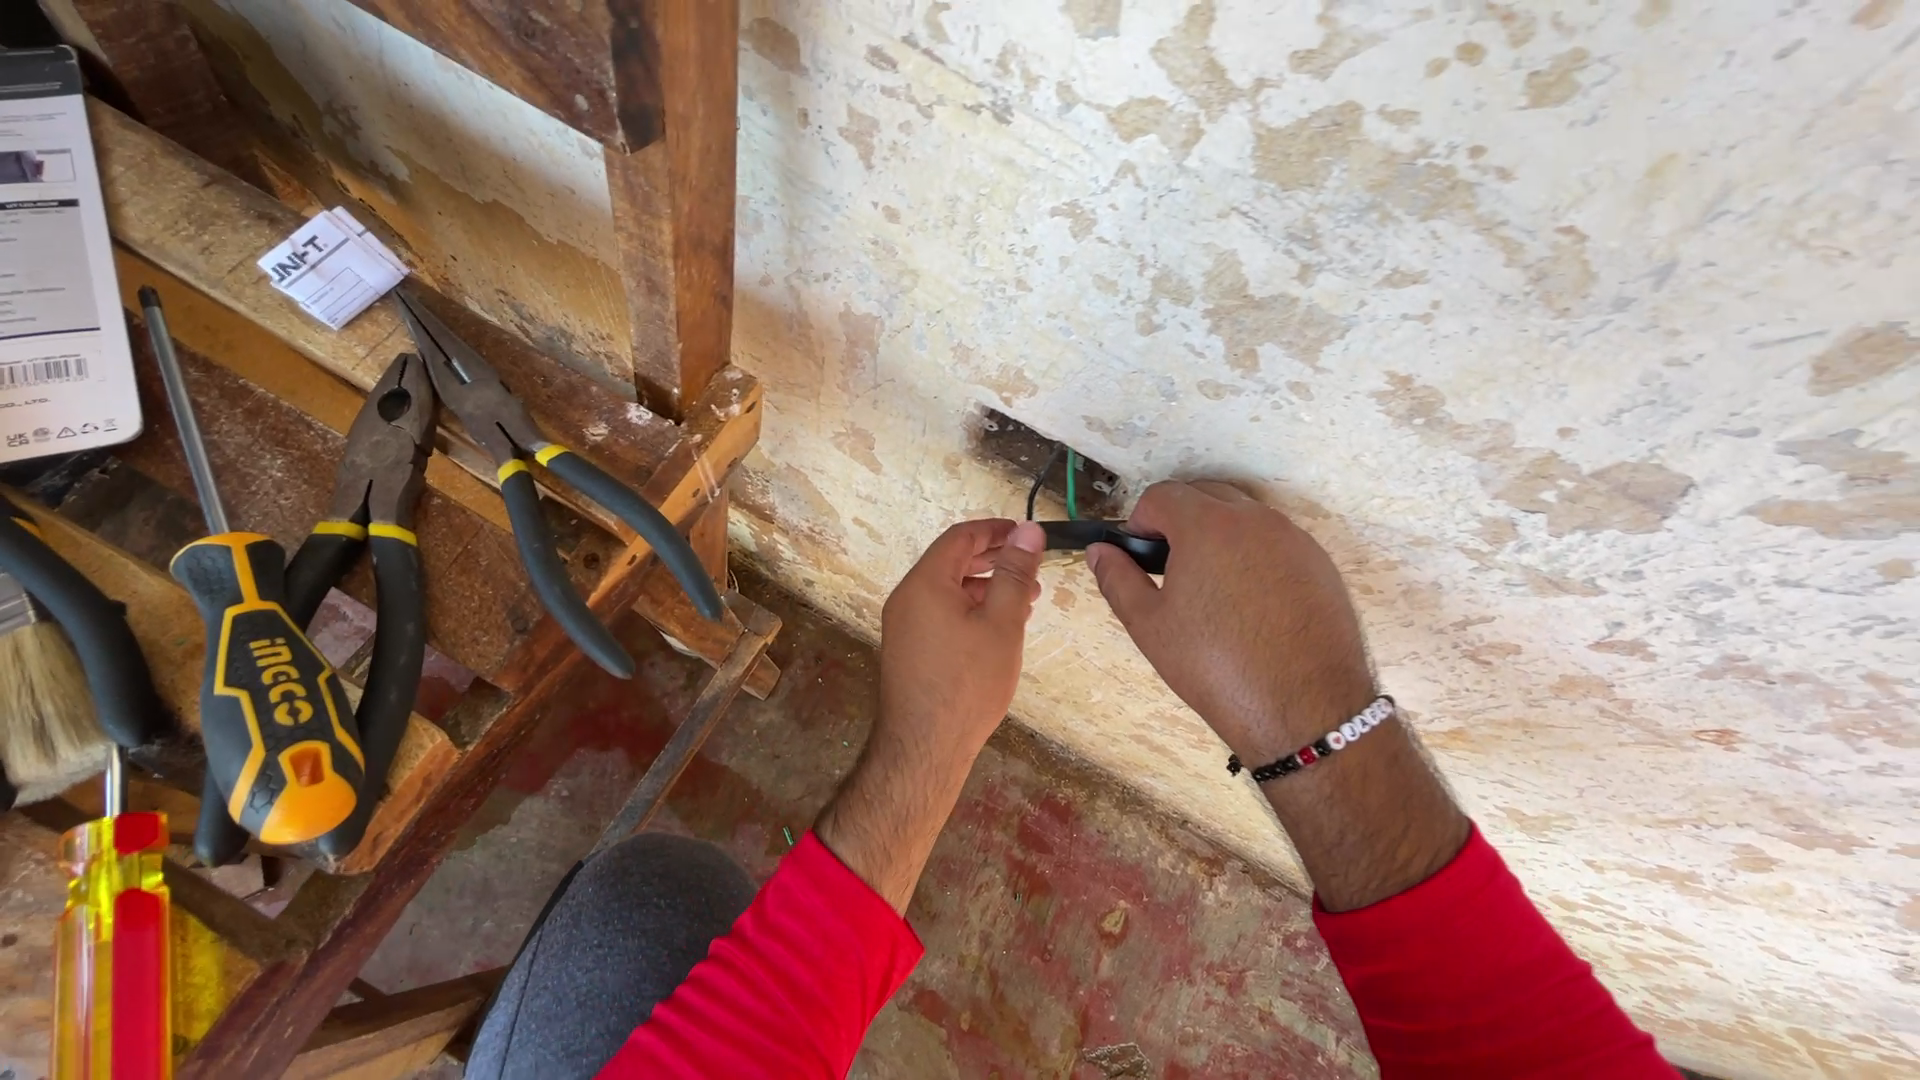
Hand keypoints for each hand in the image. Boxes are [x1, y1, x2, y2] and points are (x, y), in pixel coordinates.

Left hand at [817, 518, 1043, 912]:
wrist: (924, 747)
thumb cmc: (968, 682)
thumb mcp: (1002, 622)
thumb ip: (1015, 572)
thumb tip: (1028, 529)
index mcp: (925, 583)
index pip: (960, 537)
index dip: (995, 530)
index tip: (1027, 535)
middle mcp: (906, 598)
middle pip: (951, 562)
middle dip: (993, 560)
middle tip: (1031, 569)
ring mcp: (902, 626)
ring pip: (947, 591)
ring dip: (984, 588)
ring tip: (1023, 602)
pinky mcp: (907, 650)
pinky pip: (939, 614)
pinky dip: (969, 611)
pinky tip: (995, 630)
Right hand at [1086, 481, 1376, 764]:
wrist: (1302, 709)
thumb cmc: (1215, 665)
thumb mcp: (1149, 625)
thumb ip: (1118, 579)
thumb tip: (1100, 552)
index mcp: (1208, 525)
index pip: (1162, 494)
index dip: (1141, 521)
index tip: (1141, 558)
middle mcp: (1255, 519)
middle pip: (1204, 495)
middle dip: (1180, 521)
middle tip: (1172, 572)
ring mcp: (1294, 539)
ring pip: (1244, 517)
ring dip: (1218, 536)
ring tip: (1212, 592)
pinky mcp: (1320, 563)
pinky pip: (1276, 542)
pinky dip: (1254, 556)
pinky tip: (1251, 605)